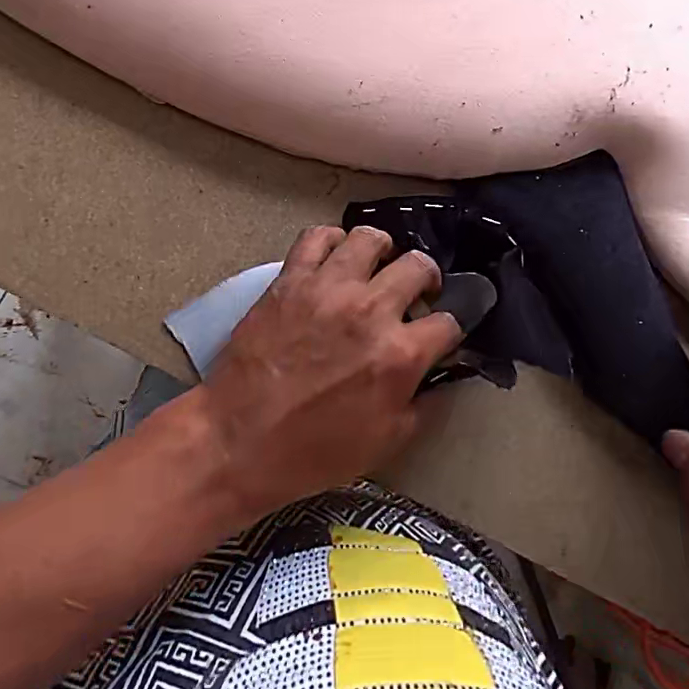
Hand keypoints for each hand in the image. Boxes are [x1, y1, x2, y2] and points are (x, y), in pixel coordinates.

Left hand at [182, 225, 463, 520]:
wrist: (238, 440)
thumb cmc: (312, 451)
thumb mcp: (386, 442)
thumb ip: (424, 405)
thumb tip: (441, 378)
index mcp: (399, 355)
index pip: (449, 323)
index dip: (450, 330)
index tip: (440, 335)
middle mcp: (370, 311)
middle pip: (418, 266)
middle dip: (427, 280)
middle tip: (416, 294)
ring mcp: (327, 289)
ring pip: (370, 239)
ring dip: (383, 251)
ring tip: (377, 268)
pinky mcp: (290, 281)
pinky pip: (316, 237)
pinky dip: (332, 242)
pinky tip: (334, 259)